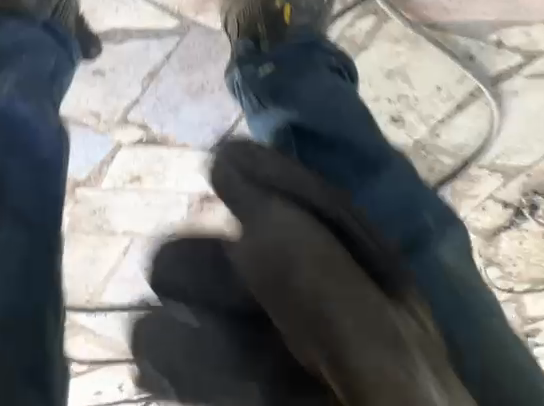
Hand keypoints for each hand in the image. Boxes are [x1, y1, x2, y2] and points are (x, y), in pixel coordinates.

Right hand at [131, 141, 476, 405]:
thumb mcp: (389, 376)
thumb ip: (331, 298)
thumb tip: (254, 218)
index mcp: (388, 315)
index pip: (332, 228)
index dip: (279, 187)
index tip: (222, 161)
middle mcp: (348, 344)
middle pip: (276, 280)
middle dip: (221, 261)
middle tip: (166, 258)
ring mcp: (305, 390)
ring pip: (241, 337)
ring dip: (195, 322)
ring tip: (153, 327)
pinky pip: (220, 382)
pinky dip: (186, 372)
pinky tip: (155, 368)